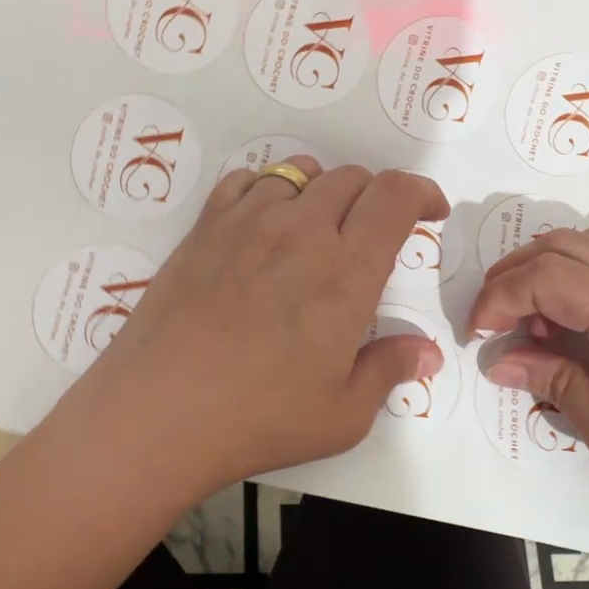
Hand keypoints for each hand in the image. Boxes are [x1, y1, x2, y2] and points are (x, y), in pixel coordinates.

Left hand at [69, 158, 448, 495]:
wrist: (160, 409)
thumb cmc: (258, 417)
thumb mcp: (341, 413)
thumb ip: (389, 370)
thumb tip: (427, 352)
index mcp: (346, 272)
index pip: (394, 197)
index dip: (420, 193)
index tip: (427, 211)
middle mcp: (300, 231)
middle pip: (350, 178)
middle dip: (374, 196)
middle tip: (371, 234)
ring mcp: (247, 222)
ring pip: (298, 172)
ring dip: (321, 190)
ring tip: (317, 228)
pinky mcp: (205, 227)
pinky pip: (245, 180)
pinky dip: (267, 190)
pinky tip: (263, 225)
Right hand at [469, 229, 588, 569]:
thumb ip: (565, 392)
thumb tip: (505, 360)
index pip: (553, 279)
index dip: (501, 296)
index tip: (477, 333)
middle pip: (570, 245)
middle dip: (516, 273)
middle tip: (493, 320)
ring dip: (552, 263)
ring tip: (533, 314)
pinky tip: (586, 305)